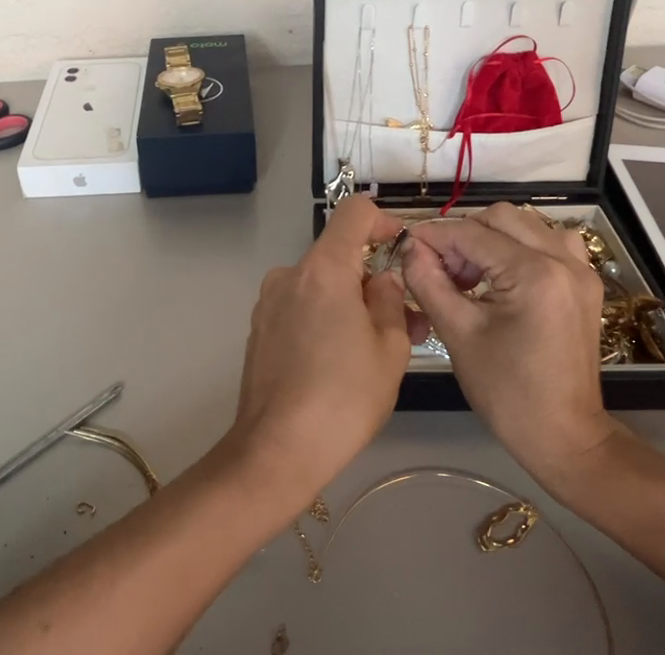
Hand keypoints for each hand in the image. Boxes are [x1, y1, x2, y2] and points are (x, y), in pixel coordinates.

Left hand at [221, 196, 412, 507]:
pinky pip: (300, 308)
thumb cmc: (344, 398)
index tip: (402, 247)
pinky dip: (324, 320)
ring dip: (350, 303)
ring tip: (377, 350)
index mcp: (323, 269)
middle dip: (372, 280)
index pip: (354, 213)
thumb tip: (383, 281)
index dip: (383, 221)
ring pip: (320, 286)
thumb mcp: (390, 349)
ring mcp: (268, 302)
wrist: (277, 450)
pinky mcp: (258, 330)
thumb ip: (391, 301)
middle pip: (337, 255)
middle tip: (406, 322)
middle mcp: (289, 275)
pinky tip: (339, 363)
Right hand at [402, 204, 617, 484]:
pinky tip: (504, 276)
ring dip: (492, 238)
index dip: (432, 236)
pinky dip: (522, 248)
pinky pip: (551, 244)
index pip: (471, 233)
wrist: (563, 435)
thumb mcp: (457, 333)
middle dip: (463, 235)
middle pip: (501, 218)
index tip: (405, 244)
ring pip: (527, 226)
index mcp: (534, 273)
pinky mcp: (585, 285)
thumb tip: (409, 248)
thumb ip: (428, 282)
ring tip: (471, 275)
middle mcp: (563, 261)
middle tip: (440, 268)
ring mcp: (580, 271)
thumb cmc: (505, 390)